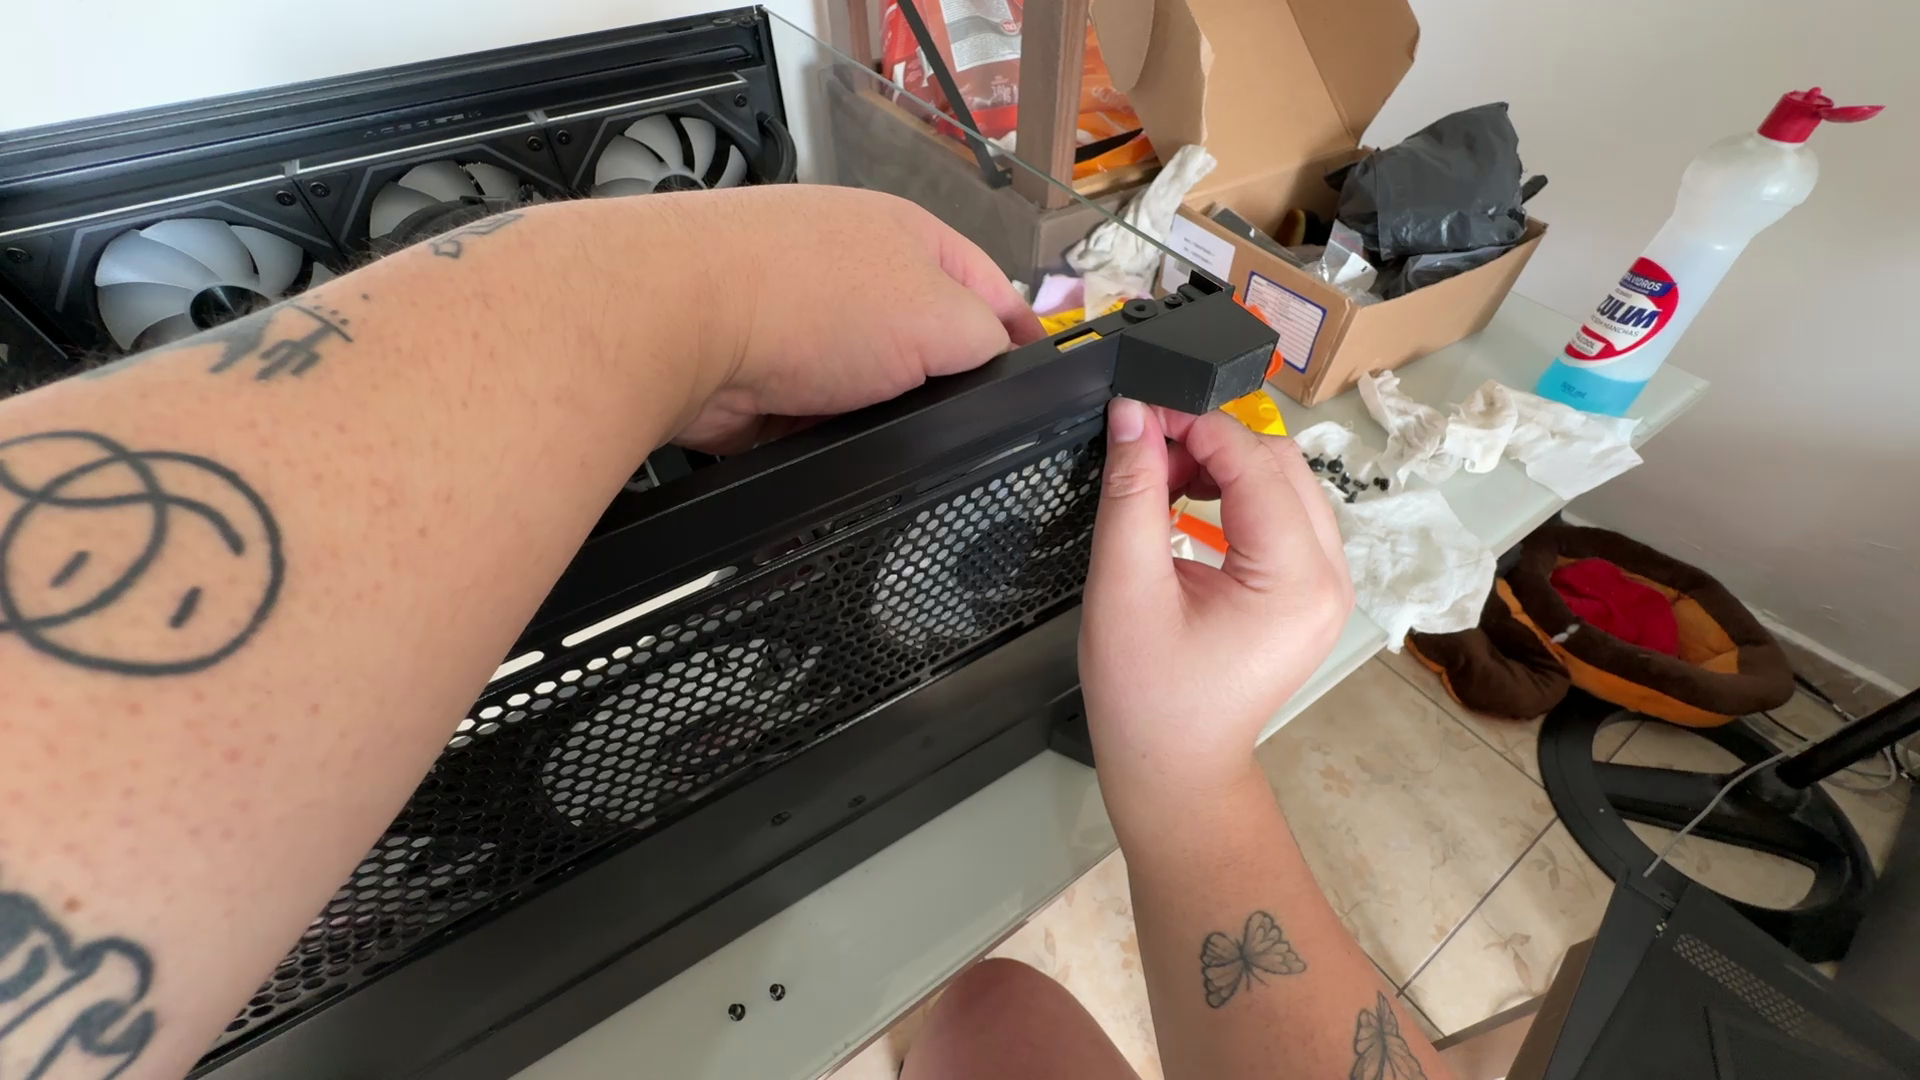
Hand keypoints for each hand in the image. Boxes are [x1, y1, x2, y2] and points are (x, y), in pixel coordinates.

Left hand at [628, 186, 1043, 452]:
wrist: (683, 327)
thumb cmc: (815, 300)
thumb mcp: (938, 314)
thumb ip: (988, 340)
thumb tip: (998, 359)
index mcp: (911, 242)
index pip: (992, 293)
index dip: (1022, 342)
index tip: (1038, 390)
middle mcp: (862, 277)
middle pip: (930, 346)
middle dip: (945, 389)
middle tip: (966, 433)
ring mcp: (814, 327)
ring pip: (878, 390)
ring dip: (885, 417)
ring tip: (897, 445)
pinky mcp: (776, 377)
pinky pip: (831, 418)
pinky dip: (839, 435)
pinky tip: (844, 449)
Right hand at [1078, 400, 1352, 805]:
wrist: (1173, 767)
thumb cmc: (1144, 693)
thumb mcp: (1124, 588)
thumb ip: (1131, 494)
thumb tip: (1131, 414)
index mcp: (1295, 580)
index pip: (1254, 462)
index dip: (1194, 423)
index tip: (1136, 411)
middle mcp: (1330, 576)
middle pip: (1280, 464)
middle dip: (1209, 443)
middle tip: (1143, 456)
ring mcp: (1326, 586)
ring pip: (1283, 484)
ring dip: (1220, 467)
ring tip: (1159, 484)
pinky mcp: (1307, 593)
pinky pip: (1279, 517)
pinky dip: (1231, 497)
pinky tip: (1186, 507)